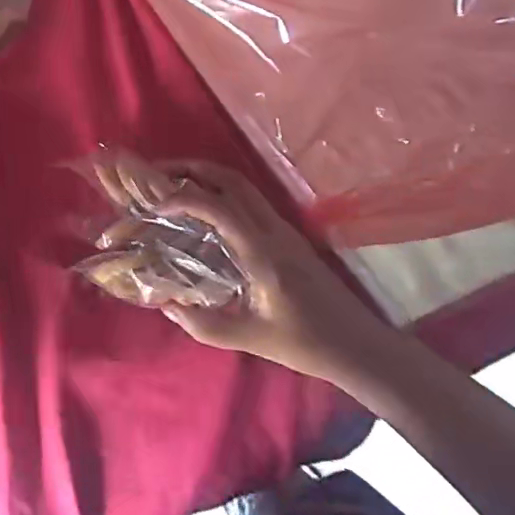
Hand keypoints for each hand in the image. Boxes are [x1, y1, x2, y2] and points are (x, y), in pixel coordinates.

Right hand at [154, 160, 398, 384]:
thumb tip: (165, 304)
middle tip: (157, 176)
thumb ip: (204, 324)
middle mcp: (273, 231)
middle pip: (232, 180)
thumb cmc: (307, 344)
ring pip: (242, 185)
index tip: (155, 204)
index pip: (220, 208)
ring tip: (173, 186)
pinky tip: (203, 209)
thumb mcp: (251, 340)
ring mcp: (283, 229)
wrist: (360, 345)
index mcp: (263, 254)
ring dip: (207, 176)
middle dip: (193, 169)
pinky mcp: (287, 234)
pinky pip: (249, 200)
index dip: (184, 198)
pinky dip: (220, 191)